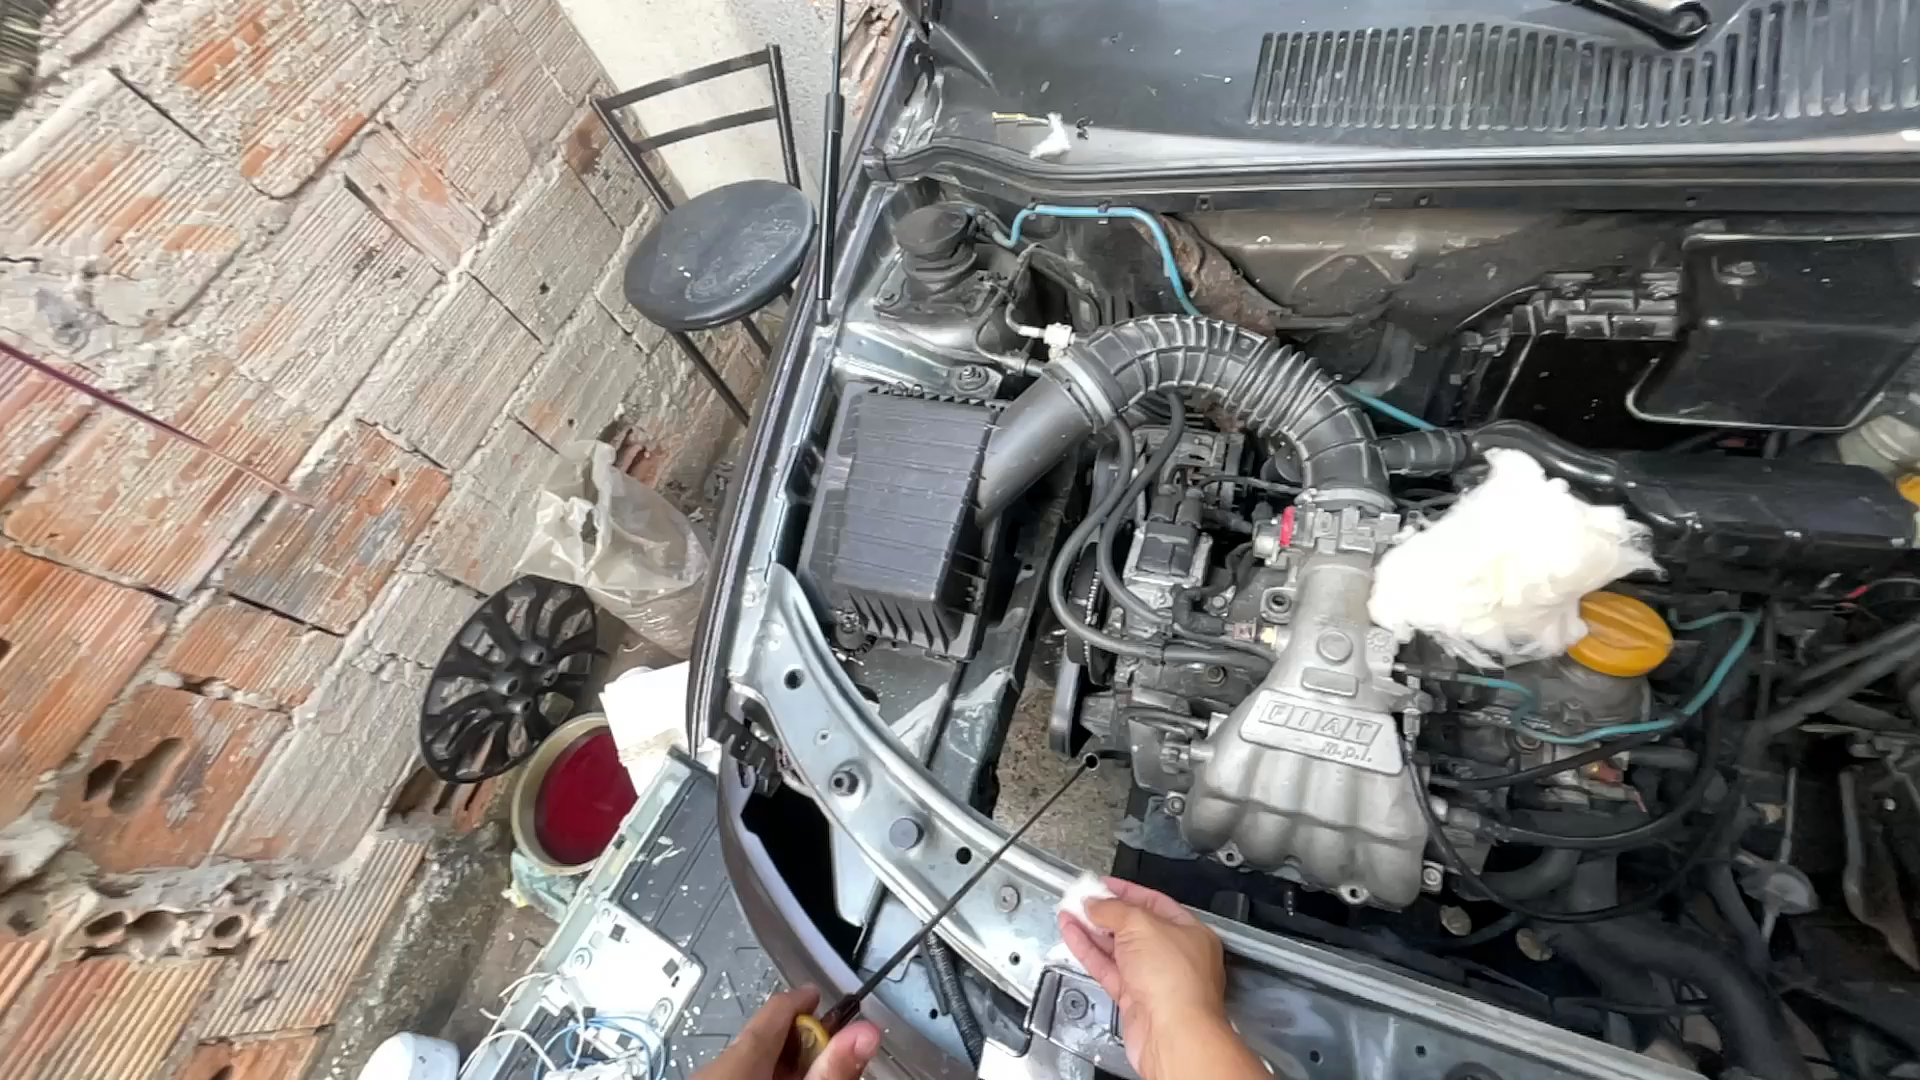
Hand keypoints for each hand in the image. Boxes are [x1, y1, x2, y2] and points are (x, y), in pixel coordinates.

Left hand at [691, 987, 879, 1079]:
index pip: (775, 1011)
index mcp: (737, 1063)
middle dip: (797, 1044)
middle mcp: (715, 1072)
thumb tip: (867, 1032)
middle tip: (830, 1053)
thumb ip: (833, 1073)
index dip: (803, 1002)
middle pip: (761, 1041)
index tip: (824, 1001)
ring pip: (747, 1068)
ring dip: (782, 1071)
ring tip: (810, 1078)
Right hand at [1058, 878, 1265, 1079]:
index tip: (1104, 884)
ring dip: (1090, 929)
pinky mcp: (1133, 999)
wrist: (1172, 1037)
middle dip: (1104, 911)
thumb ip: (1113, 909)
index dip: (1127, 891)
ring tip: (1068, 912)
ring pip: (1116, 948)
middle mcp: (1173, 956)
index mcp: (1189, 933)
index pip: (1154, 903)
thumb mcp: (1140, 925)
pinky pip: (1106, 968)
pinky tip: (1072, 934)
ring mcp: (1153, 979)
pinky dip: (1088, 950)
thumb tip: (1095, 903)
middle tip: (1081, 898)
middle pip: (1132, 926)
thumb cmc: (1176, 982)